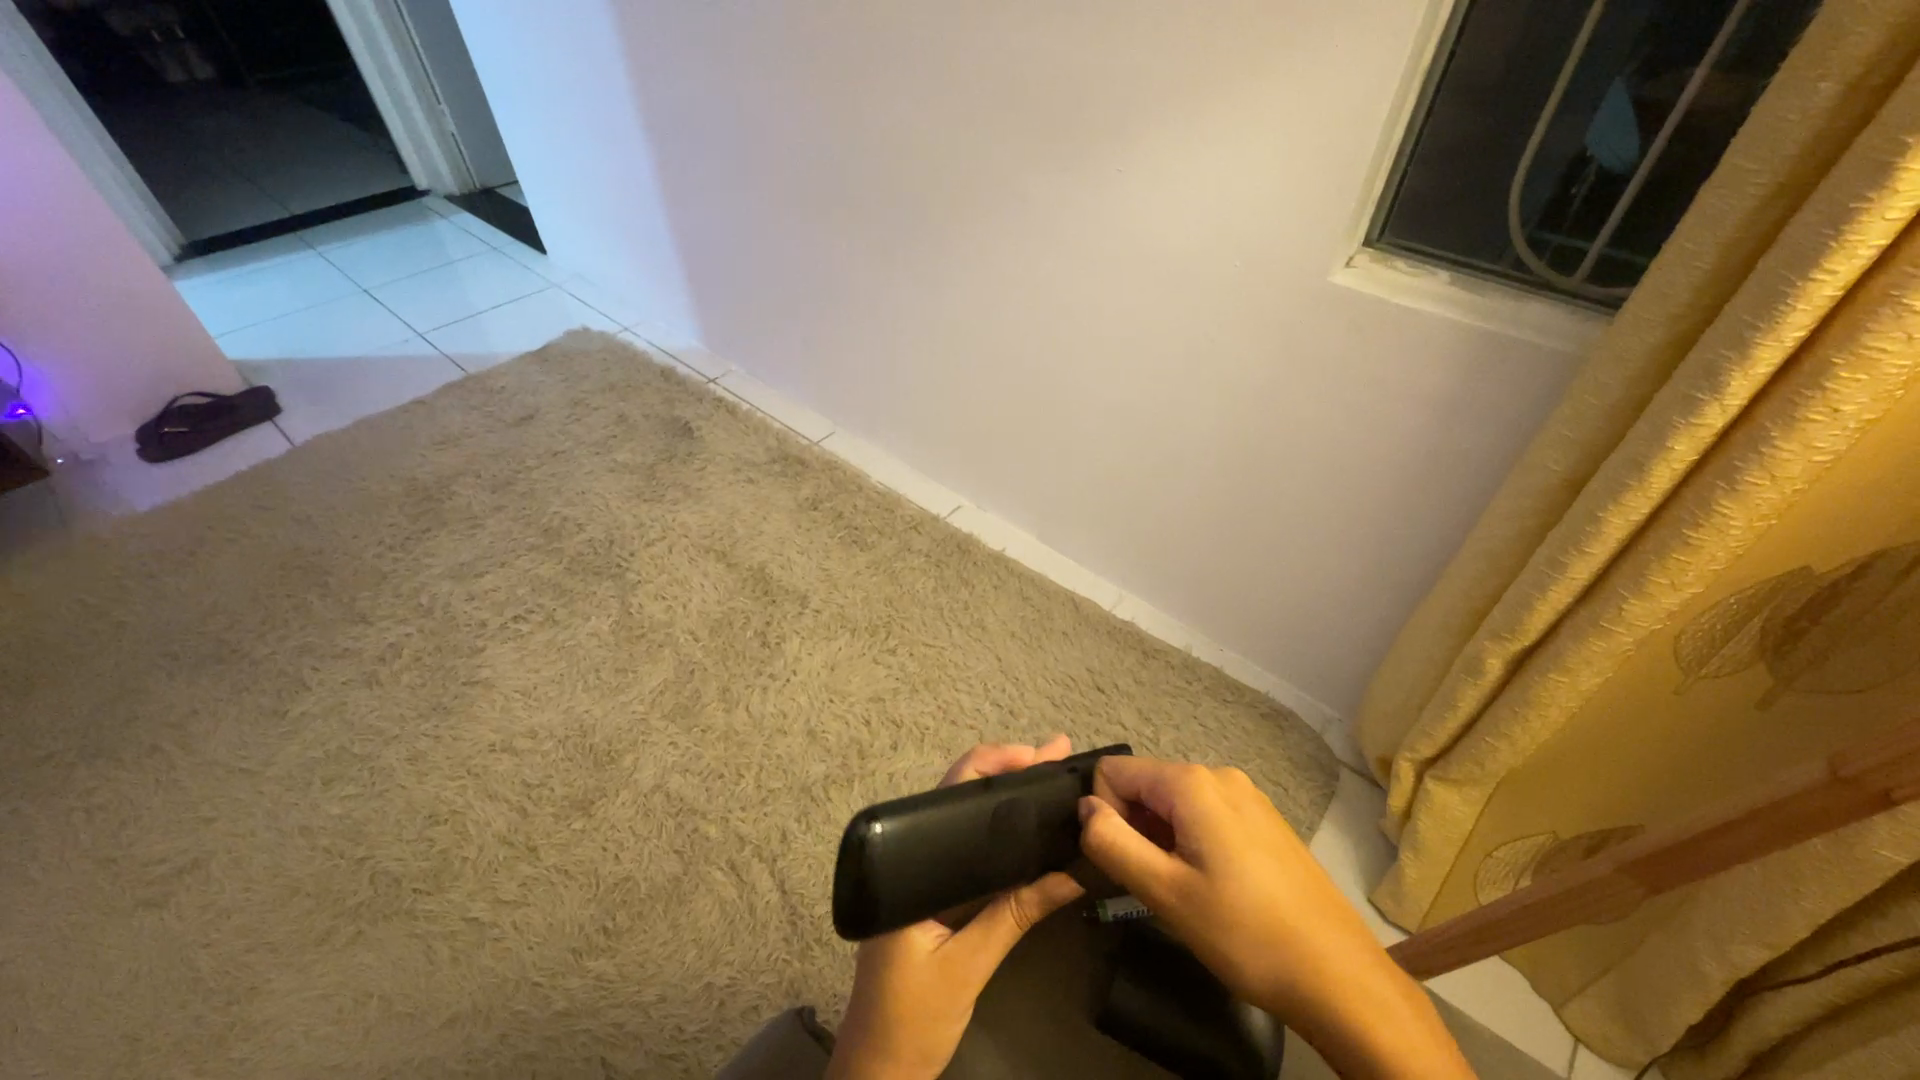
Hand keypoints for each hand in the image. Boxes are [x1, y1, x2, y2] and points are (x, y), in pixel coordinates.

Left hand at [826, 737, 1085, 1079]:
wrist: (880, 1071)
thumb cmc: (912, 1017)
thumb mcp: (968, 964)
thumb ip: (1015, 913)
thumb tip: (1072, 870)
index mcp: (902, 865)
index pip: (948, 799)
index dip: (993, 768)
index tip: (1037, 756)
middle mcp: (906, 862)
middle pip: (959, 804)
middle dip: (1008, 776)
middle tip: (1058, 757)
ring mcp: (919, 883)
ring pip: (966, 829)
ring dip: (1008, 806)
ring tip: (1053, 780)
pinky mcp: (932, 903)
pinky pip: (970, 858)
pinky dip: (1001, 841)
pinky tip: (1032, 834)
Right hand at [1078, 757, 1473, 1079]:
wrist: (1338, 975)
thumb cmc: (1244, 933)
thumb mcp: (1164, 891)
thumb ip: (1111, 842)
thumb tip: (1083, 807)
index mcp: (1193, 784)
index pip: (1113, 772)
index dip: (1104, 815)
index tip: (1123, 865)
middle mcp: (1220, 776)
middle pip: (1145, 786)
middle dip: (1133, 828)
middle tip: (1150, 885)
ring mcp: (1248, 798)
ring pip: (1174, 805)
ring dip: (1161, 841)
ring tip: (1182, 893)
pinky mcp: (1265, 823)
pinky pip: (1206, 817)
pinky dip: (1190, 845)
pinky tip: (1211, 890)